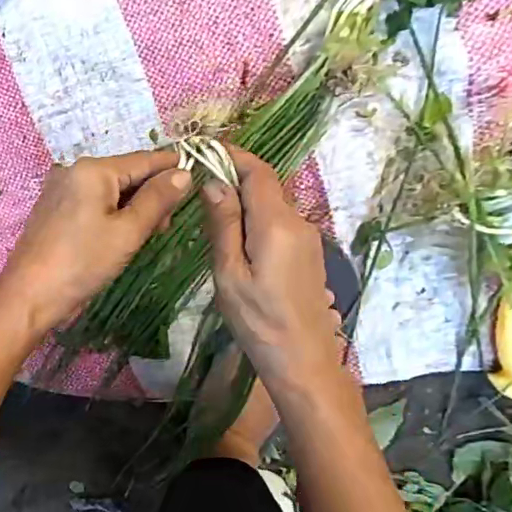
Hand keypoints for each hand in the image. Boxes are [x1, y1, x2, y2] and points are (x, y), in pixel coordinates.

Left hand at [0, 150, 191, 338]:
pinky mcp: (56, 209)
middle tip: (169, 223)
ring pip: (111, 189)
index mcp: (93, 169)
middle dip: (152, 193)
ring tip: (150, 232)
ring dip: (135, 206)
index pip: (143, 160)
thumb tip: (184, 173)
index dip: (172, 166)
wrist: (30, 295)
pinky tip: (124, 233)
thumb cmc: (83, 262)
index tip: (199, 170)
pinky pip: (94, 201)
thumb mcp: (128, 231)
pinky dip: (114, 212)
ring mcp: (62, 189)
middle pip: (127, 174)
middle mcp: (74, 170)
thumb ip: (158, 199)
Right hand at [200, 146, 345, 390]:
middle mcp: (299, 222)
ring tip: (215, 218)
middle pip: (267, 186)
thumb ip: (224, 224)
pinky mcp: (310, 254)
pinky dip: (259, 220)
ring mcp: (309, 238)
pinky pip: (282, 224)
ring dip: (247, 202)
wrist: (304, 360)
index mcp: (277, 223)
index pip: (258, 171)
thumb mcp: (230, 274)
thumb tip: (214, 182)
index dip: (233, 155)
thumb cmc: (259, 321)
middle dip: (236, 178)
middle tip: (201, 188)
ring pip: (274, 205)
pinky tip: (240, 242)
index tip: (205, 151)